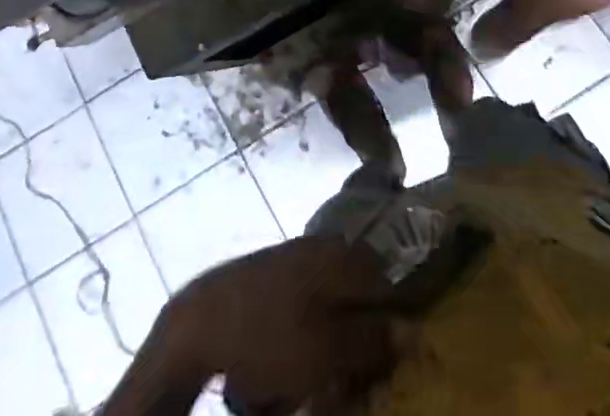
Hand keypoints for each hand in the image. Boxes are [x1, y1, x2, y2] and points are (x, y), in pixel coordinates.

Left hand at [168, 237, 395, 412]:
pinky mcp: (265, 271)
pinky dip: (303, 325)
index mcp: (338, 255)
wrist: (197, 324)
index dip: (390, 318)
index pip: (384, 279)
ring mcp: (288, 255)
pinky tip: (291, 350)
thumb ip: (373, 337)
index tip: (384, 355)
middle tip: (351, 364)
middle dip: (358, 325)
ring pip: (326, 292)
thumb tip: (412, 330)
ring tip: (319, 363)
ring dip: (330, 328)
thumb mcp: (329, 349)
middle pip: (354, 285)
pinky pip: (300, 298)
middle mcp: (316, 246)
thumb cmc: (268, 336)